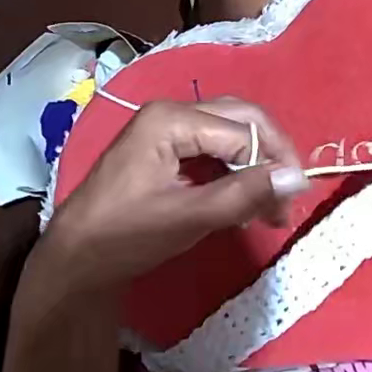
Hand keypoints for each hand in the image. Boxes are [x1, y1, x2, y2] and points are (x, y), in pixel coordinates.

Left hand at [31, 99, 308, 302]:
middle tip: (287, 198)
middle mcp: (171, 112)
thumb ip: (244, 195)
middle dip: (270, 157)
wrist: (74, 260)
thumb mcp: (189, 217)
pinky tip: (244, 200)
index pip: (243, 131)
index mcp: (171, 119)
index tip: (290, 205)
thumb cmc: (125, 235)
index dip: (274, 164)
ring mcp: (166, 128)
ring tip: (269, 208)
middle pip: (241, 120)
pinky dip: (235, 171)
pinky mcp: (166, 148)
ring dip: (255, 166)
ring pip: (231, 133)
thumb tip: (298, 178)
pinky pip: (214, 148)